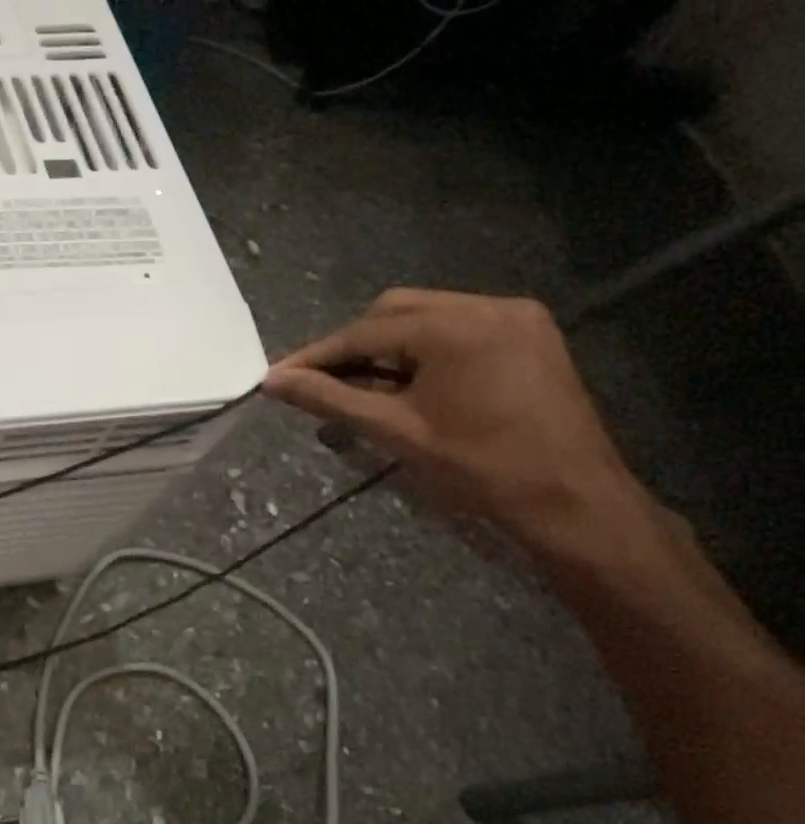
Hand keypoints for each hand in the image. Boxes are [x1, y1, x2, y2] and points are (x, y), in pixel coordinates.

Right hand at [262, 289, 653, 552]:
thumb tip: (273, 382)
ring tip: (359, 387)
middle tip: (318, 384)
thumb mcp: (394, 432)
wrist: (569, 497)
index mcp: (455, 328)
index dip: (316, 355)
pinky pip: (459, 327)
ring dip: (386, 345)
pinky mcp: (530, 334)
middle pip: (395, 310)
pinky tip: (407, 383)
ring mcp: (516, 317)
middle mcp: (488, 306)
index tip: (277, 377)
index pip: (365, 331)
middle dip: (351, 345)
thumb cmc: (477, 467)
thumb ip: (329, 399)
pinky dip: (423, 348)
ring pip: (427, 316)